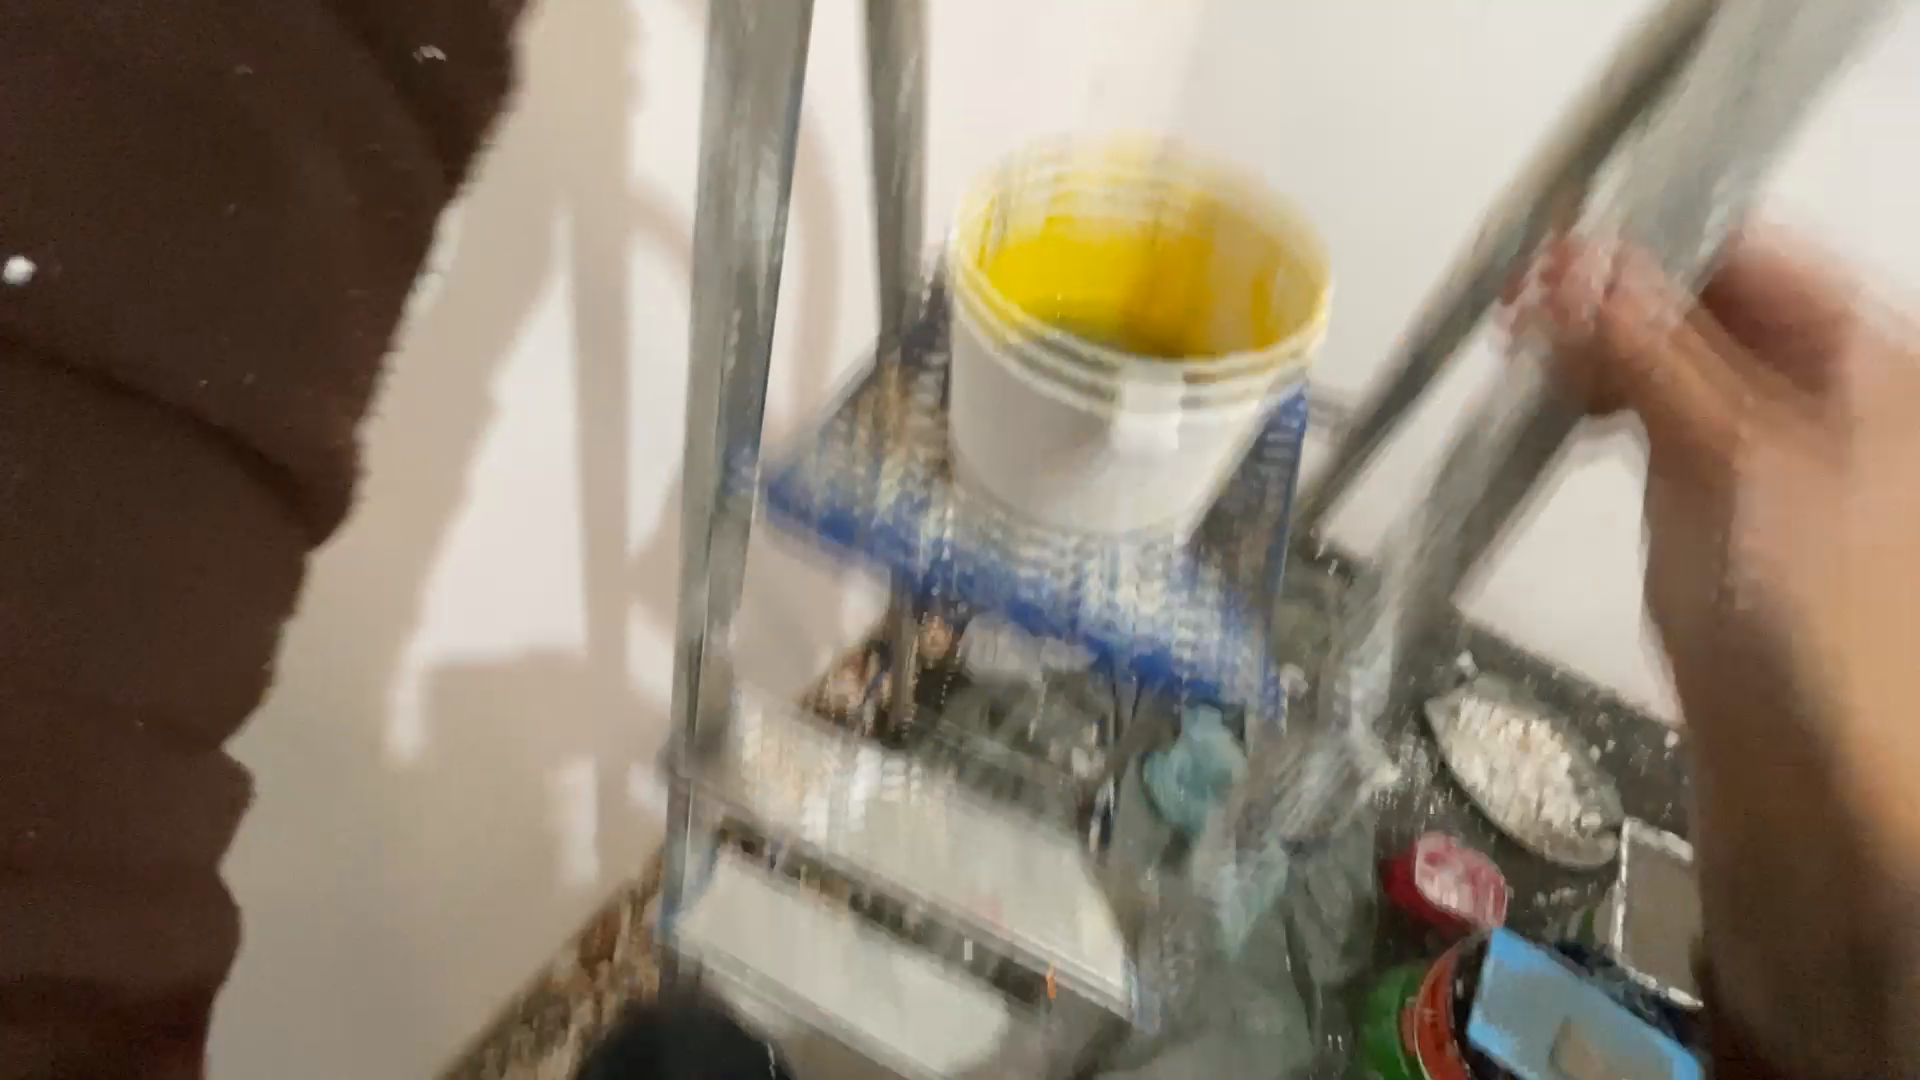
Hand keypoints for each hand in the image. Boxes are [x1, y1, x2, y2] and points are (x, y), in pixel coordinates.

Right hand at [1542, 229, 1919, 1076]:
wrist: (1790, 716)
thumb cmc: (1791, 589)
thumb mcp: (1723, 450)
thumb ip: (1648, 355)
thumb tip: (1569, 272)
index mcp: (1853, 353)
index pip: (1745, 251)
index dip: (1645, 242)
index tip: (1548, 250)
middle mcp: (1806, 378)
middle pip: (1695, 299)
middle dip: (1604, 299)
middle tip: (1518, 313)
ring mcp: (1748, 425)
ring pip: (1658, 351)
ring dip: (1591, 347)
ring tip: (1527, 357)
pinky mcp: (1697, 470)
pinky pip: (1641, 402)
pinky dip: (1594, 393)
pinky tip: (1560, 403)